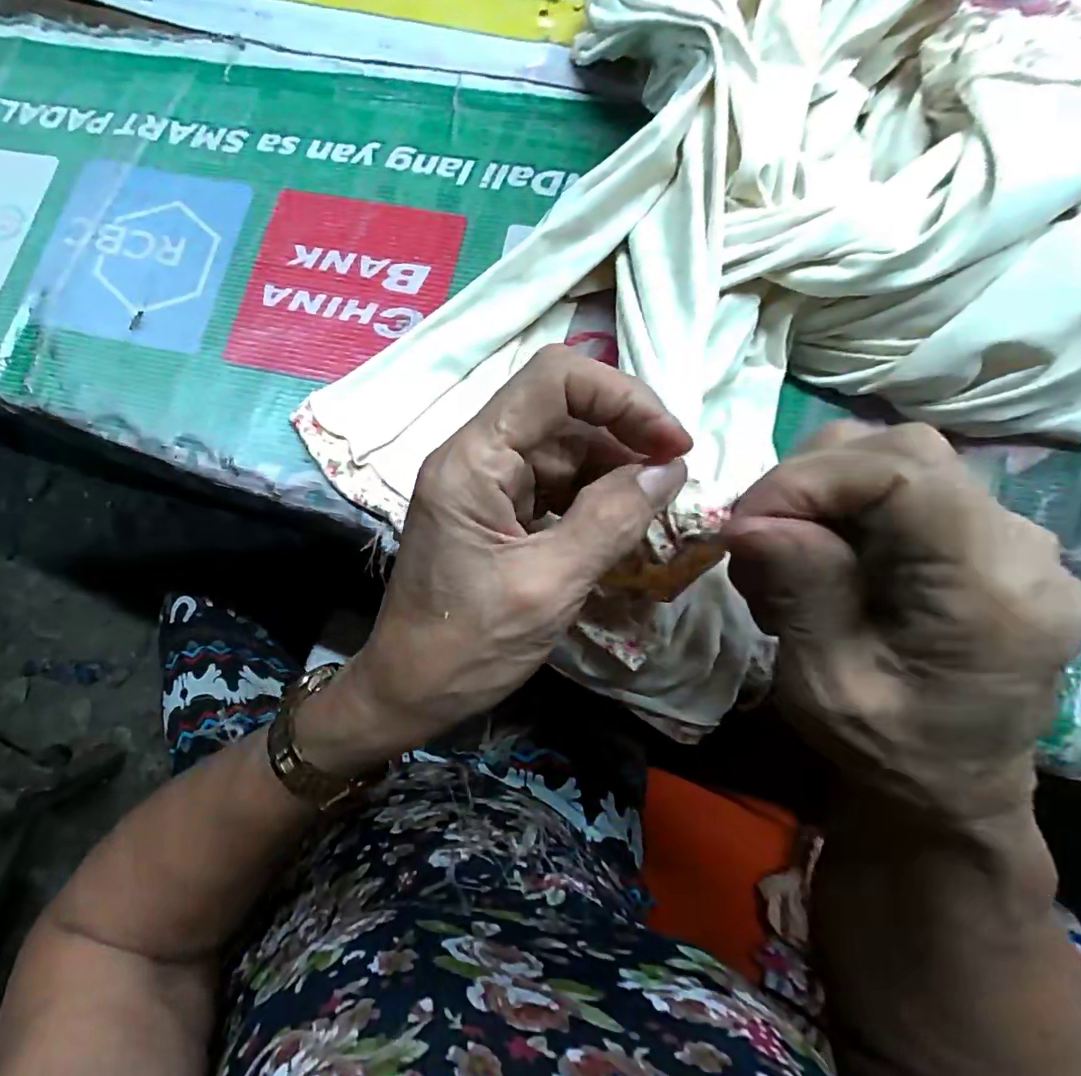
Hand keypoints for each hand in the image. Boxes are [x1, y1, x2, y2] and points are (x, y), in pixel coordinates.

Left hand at [299, 346, 691, 774]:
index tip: (671, 444)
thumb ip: (611, 518)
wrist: (409, 689)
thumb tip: (667, 469)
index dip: (621, 397)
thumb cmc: (469, 644)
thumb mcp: (550, 583)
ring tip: (651, 515)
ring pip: (558, 452)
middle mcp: (470, 460)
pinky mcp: (486, 516)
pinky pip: (547, 488)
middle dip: (622, 439)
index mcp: (471, 462)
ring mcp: (476, 488)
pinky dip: (587, 501)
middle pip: (559, 413)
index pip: (552, 379)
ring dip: (610, 474)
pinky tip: (620, 529)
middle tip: (672, 486)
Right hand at [722, 422, 1080, 824]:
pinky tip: (816, 558)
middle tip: (754, 541)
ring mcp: (1009, 539)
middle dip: (804, 482)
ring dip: (816, 493)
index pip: (904, 473)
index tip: (743, 525)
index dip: (806, 480)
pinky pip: (900, 488)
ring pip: (896, 457)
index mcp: (992, 590)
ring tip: (782, 556)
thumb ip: (802, 593)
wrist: (951, 786)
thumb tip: (749, 520)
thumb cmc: (887, 749)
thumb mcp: (826, 684)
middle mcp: (1020, 547)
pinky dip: (836, 506)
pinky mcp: (981, 541)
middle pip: (901, 450)